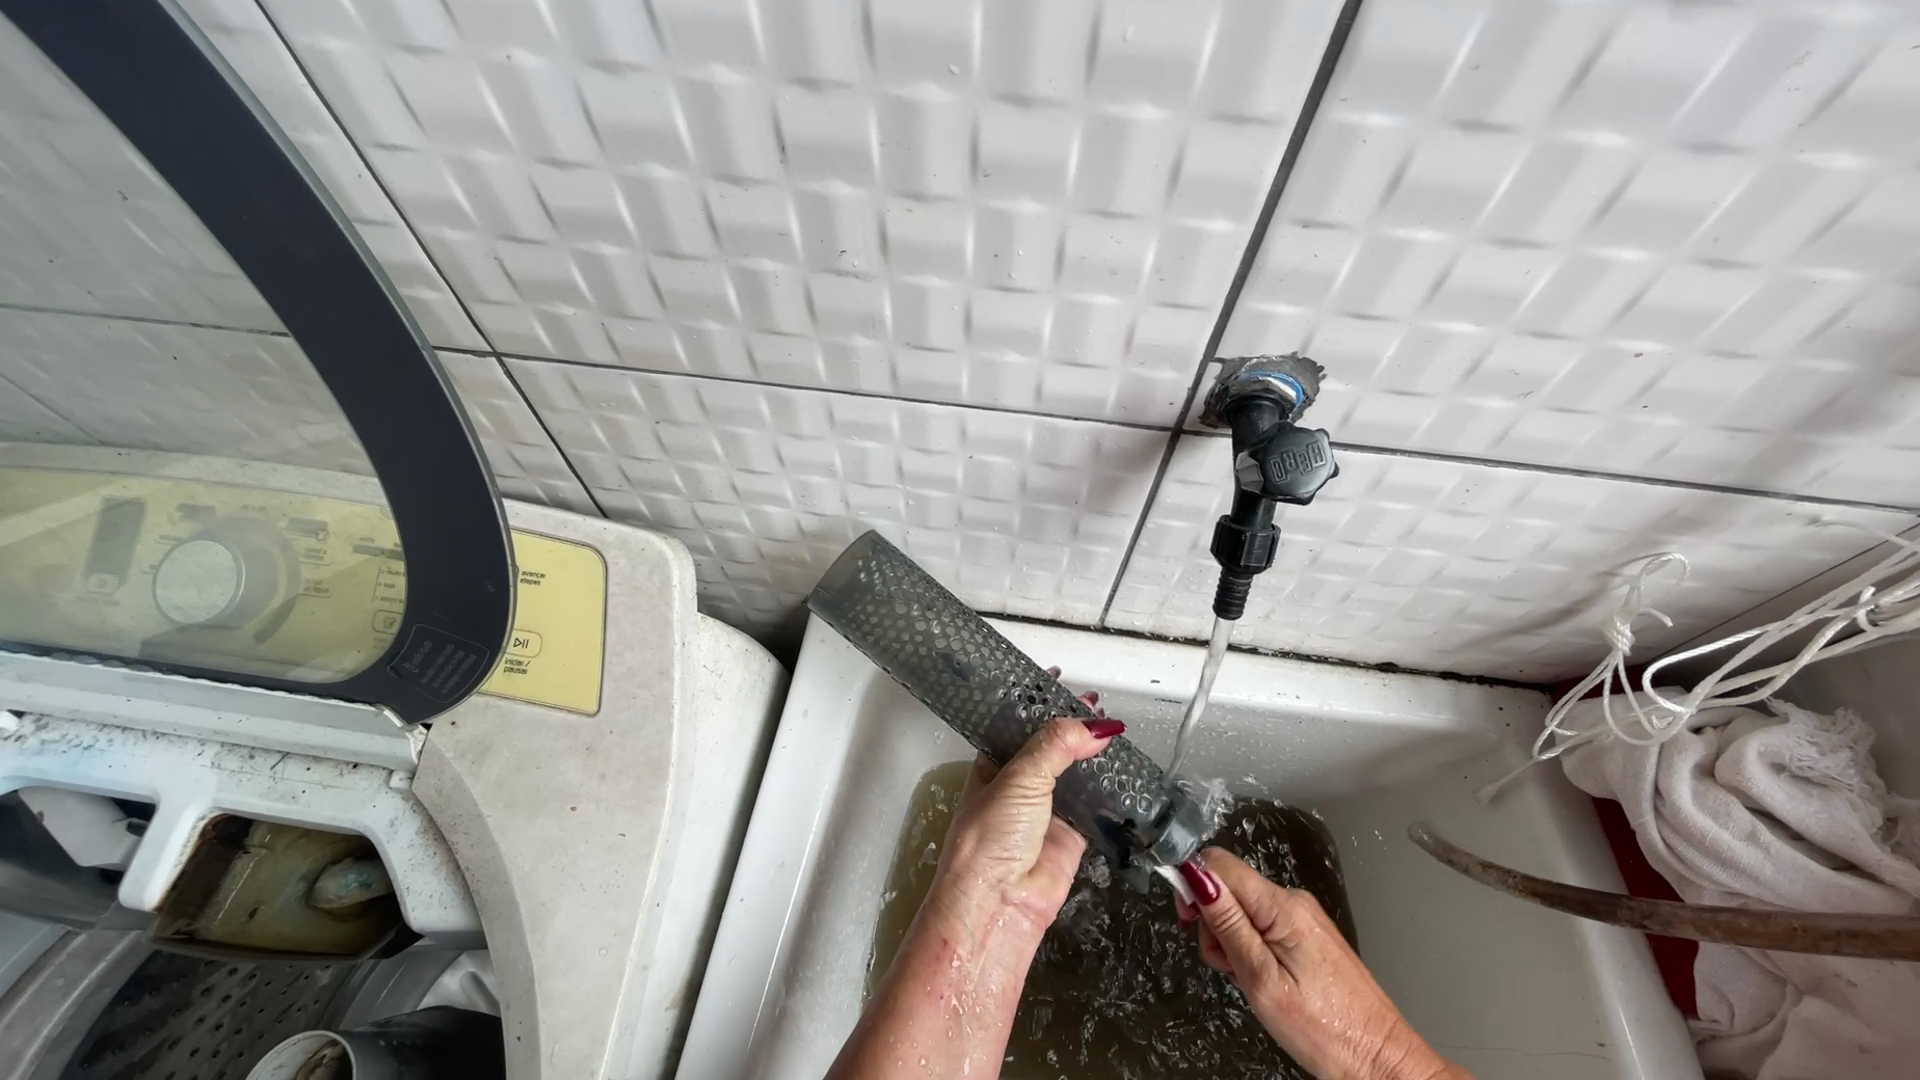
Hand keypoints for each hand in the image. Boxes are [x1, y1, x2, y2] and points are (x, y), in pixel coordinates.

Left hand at [827, 702, 1122, 1079]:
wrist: (998, 906)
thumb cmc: (990, 838)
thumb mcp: (1019, 778)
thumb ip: (1056, 745)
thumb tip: (1095, 724)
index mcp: (992, 763)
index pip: (1017, 722)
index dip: (1038, 702)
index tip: (1059, 678)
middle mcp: (1017, 783)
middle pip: (1049, 745)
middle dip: (1070, 725)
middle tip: (1097, 702)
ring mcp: (1044, 809)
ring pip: (1073, 771)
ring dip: (1091, 752)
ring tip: (1112, 729)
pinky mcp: (1070, 835)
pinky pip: (1093, 804)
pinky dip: (1108, 788)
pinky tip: (1123, 767)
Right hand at [1177, 848, 1467, 1079]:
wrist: (1382, 1063)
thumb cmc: (1323, 1030)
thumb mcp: (1261, 980)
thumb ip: (1226, 924)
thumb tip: (1193, 874)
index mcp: (1281, 906)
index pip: (1218, 863)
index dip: (1192, 885)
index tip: (1186, 923)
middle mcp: (1292, 900)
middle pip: (1228, 887)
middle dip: (1212, 923)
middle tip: (1228, 968)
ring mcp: (1301, 916)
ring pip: (1242, 907)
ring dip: (1230, 941)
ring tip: (1249, 981)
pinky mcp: (1306, 933)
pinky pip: (1261, 924)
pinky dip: (1249, 948)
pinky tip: (1263, 979)